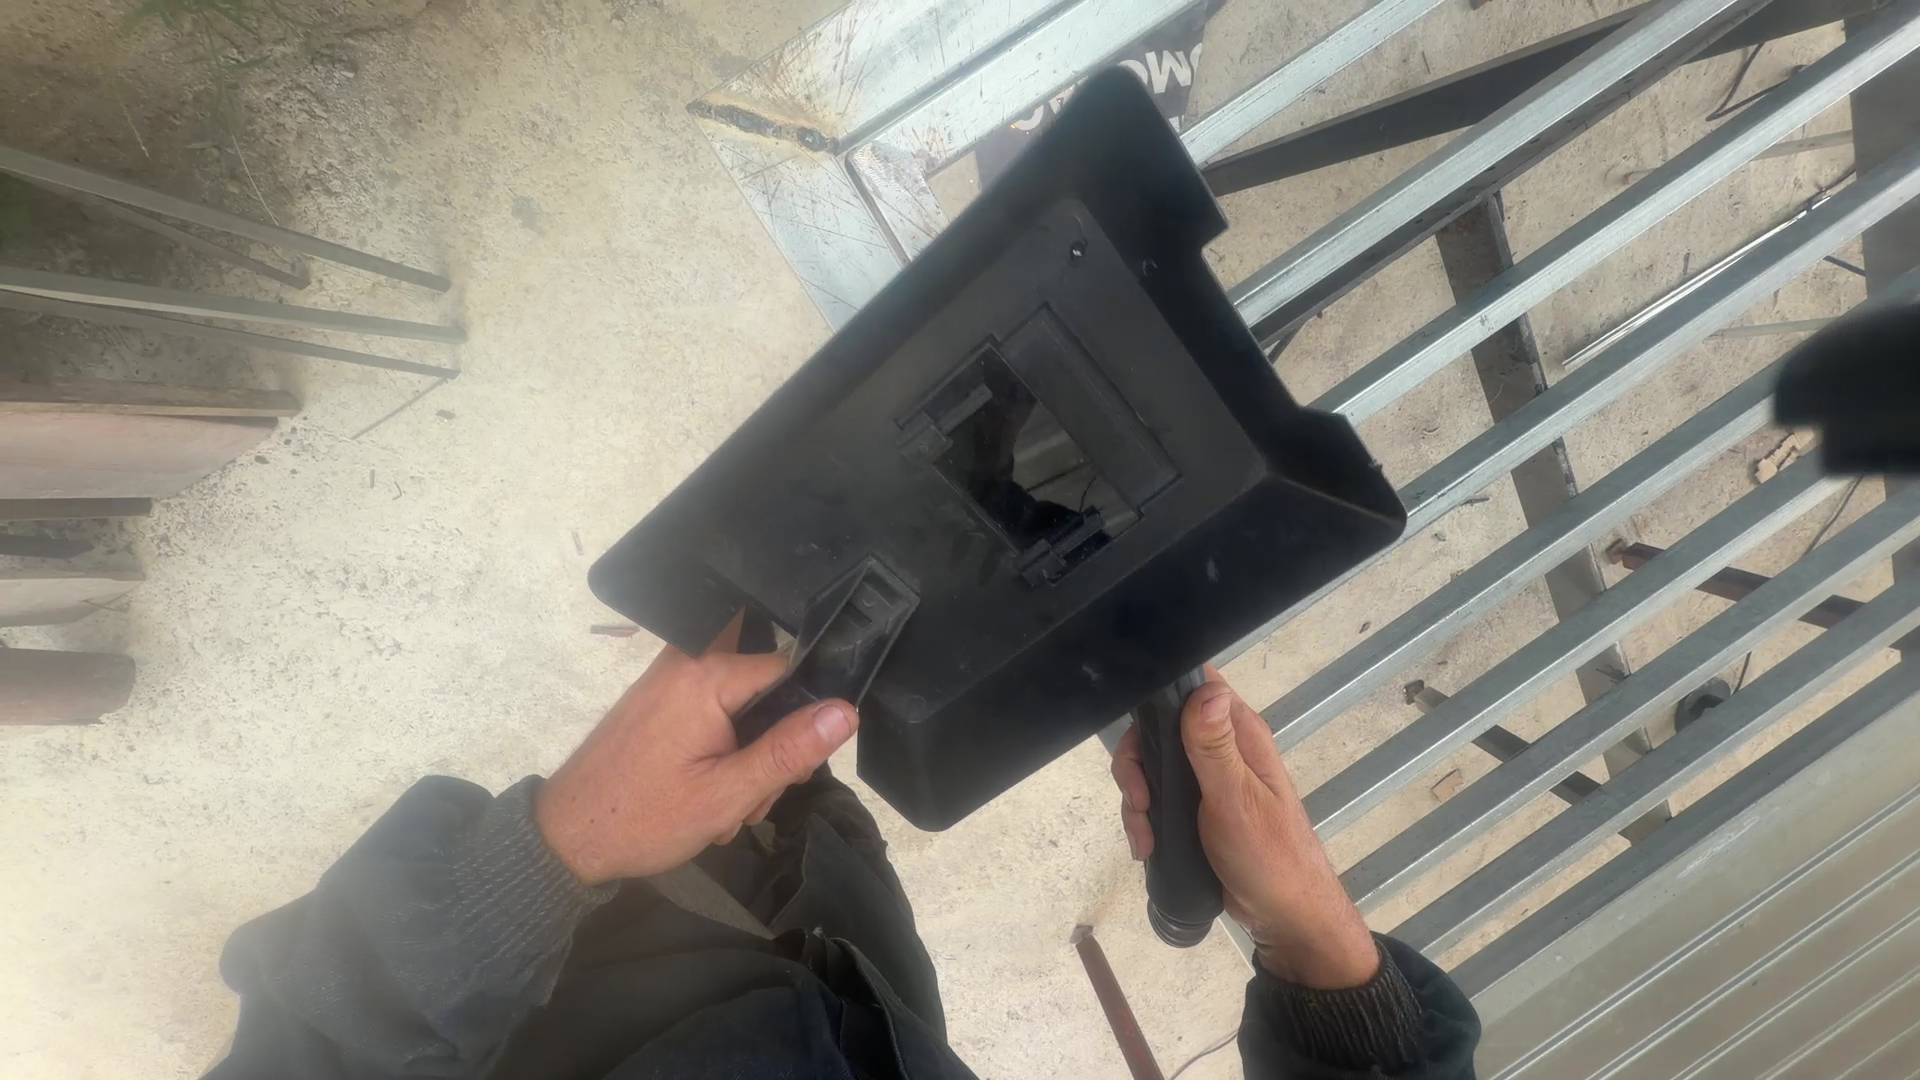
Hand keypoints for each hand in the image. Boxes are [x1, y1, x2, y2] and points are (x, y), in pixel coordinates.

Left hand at [534, 623, 856, 884]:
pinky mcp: (662, 694)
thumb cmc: (642, 819)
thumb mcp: (726, 795)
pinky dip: (724, 743)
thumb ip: (789, 750)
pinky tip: (712, 785)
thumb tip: (845, 712)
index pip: (790, 670)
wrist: (561, 841)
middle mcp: (689, 660)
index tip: (792, 765)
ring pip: (745, 701)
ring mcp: (672, 676)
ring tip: (727, 801)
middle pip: (768, 686)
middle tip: (751, 795)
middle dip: (773, 741)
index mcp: (707, 675)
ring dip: (748, 750)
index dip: (803, 717)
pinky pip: (716, 706)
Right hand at [1112, 670, 1379, 988]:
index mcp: (1239, 732)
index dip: (1161, 690)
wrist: (1285, 922)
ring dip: (1137, 797)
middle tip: (1138, 798)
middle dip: (1137, 762)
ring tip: (1143, 834)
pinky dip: (1145, 817)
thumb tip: (1206, 689)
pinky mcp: (1194, 806)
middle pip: (1159, 728)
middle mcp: (1221, 746)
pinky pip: (1156, 795)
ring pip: (1152, 764)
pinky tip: (1146, 843)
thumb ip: (1215, 745)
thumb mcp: (1236, 799)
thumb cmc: (1268, 857)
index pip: (1195, 684)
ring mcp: (1206, 777)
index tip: (1137, 724)